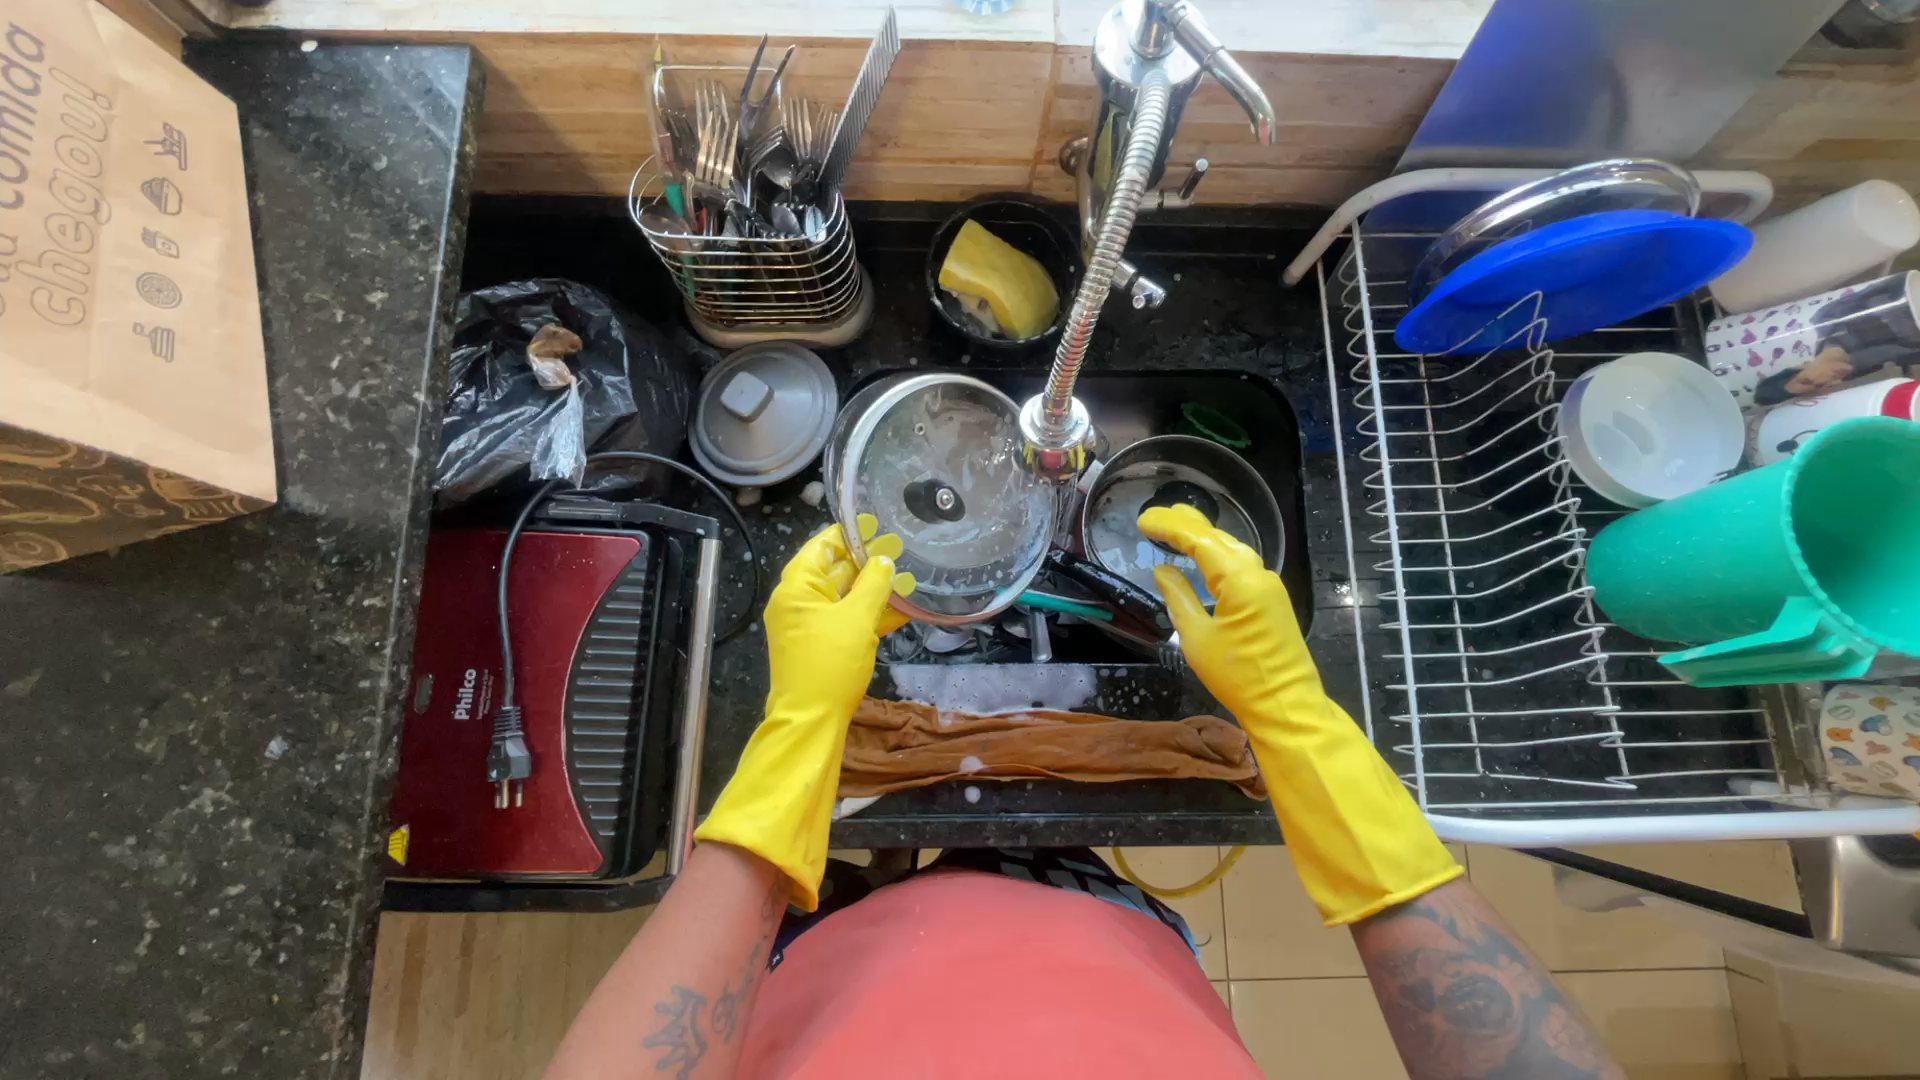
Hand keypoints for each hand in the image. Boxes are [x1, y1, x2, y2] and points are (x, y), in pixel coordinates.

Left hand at [695, 514, 914, 910]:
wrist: (811, 722)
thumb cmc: (829, 664)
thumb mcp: (856, 619)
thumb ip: (874, 584)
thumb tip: (885, 560)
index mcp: (797, 586)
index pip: (822, 545)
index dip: (851, 532)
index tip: (878, 522)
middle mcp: (799, 601)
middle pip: (835, 569)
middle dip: (869, 560)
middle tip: (902, 546)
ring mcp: (811, 624)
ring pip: (845, 596)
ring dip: (875, 588)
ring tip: (910, 574)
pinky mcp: (823, 645)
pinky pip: (848, 620)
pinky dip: (871, 613)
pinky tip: (903, 608)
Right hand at [1138, 503, 1460, 924]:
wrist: (1285, 706)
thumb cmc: (1237, 676)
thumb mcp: (1196, 637)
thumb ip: (1178, 597)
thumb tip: (1164, 570)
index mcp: (1239, 580)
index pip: (1200, 540)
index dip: (1170, 527)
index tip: (1143, 521)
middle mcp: (1258, 574)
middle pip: (1219, 538)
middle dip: (1186, 525)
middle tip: (1154, 519)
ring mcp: (1268, 586)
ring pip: (1231, 549)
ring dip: (1202, 537)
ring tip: (1173, 529)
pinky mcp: (1270, 599)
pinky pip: (1239, 564)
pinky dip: (1215, 554)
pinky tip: (1201, 556)